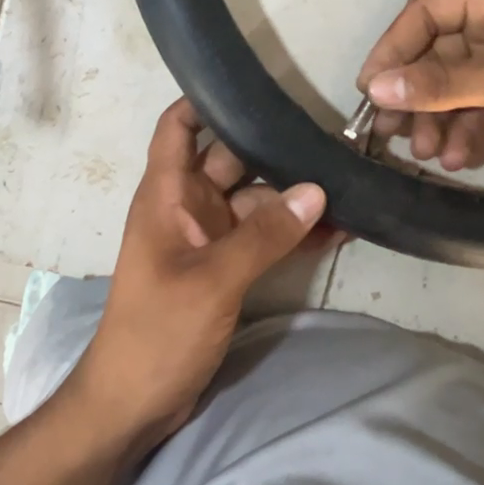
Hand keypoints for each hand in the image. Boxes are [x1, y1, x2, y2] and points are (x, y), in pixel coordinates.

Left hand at [69, 100, 327, 444]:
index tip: (256, 82)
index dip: (206, 99)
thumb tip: (316, 189)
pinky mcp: (224, 269)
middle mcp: (186, 207)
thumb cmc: (158, 330)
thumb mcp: (213, 279)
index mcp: (166, 194)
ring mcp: (207, 239)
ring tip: (349, 182)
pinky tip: (338, 228)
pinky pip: (262, 239)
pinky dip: (292, 233)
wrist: (134, 401)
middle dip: (274, 147)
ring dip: (293, 196)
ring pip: (254, 201)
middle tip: (332, 135)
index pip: (178, 127)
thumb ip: (264, 234)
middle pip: (230, 159)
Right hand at [356, 0, 483, 196]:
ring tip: (430, 157)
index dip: (394, 49)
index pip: (429, 12)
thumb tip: (376, 86)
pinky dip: (469, 129)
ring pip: (460, 83)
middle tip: (393, 134)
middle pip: (441, 52)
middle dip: (418, 94)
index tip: (370, 90)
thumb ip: (438, 83)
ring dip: (441, 119)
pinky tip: (462, 159)